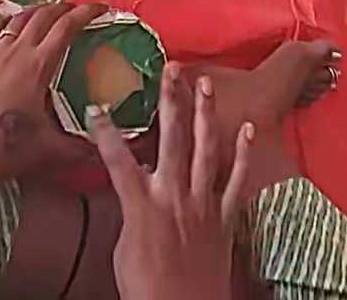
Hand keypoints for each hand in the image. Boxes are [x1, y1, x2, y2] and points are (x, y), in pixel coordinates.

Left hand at [0, 3, 106, 186]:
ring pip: (19, 18)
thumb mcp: (48, 150)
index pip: (67, 27)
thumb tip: (105, 152)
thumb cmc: (4, 148)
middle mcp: (18, 50)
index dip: (86, 12)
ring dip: (37, 10)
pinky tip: (10, 23)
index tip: (102, 7)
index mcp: (39, 64)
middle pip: (44, 15)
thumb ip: (80, 149)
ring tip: (48, 11)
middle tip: (78, 10)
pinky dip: (7, 22)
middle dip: (64, 7)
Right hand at [89, 65, 252, 299]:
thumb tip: (134, 188)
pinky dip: (244, 154)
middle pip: (172, 139)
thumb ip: (132, 210)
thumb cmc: (145, 291)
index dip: (105, 133)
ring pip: (206, 149)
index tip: (96, 106)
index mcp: (143, 205)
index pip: (118, 161)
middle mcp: (174, 196)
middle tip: (173, 69)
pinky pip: (238, 181)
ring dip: (206, 114)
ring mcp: (203, 204)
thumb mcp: (125, 249)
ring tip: (207, 84)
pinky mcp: (224, 218)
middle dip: (172, 100)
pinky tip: (250, 128)